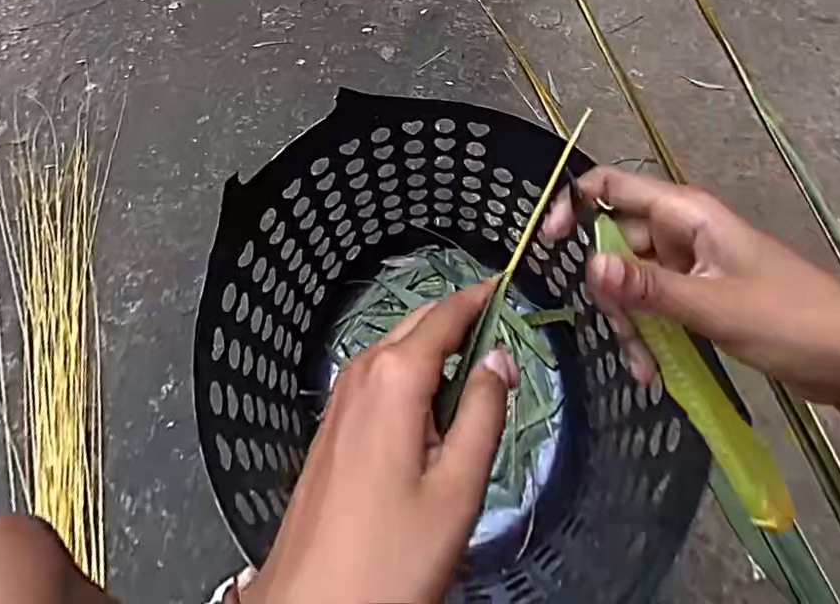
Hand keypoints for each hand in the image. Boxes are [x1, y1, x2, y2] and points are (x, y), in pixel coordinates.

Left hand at [241, 283, 520, 603]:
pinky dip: (413, 375)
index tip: (505, 285)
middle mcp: (364, 370)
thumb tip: (499, 358)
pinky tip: (432, 413)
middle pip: (420, 325)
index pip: (445, 316)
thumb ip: (483, 413)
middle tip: (501, 341)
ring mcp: (343, 393)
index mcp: (395, 375)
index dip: (478, 298)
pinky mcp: (335, 419)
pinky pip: (382, 375)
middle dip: (459, 323)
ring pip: (399, 349)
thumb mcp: (457, 489)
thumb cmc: (392, 554)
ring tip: (474, 382)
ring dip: (438, 352)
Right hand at [541, 167, 839, 408]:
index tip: (549, 244)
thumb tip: (588, 267)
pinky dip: (648, 333)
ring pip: (630, 281)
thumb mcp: (715, 306)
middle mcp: (680, 231)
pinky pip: (653, 306)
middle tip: (622, 331)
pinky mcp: (696, 295)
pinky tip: (655, 370)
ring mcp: (688, 264)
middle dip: (610, 289)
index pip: (609, 187)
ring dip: (629, 321)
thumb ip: (648, 288)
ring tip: (645, 365)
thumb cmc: (796, 320)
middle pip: (614, 243)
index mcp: (685, 212)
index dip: (571, 205)